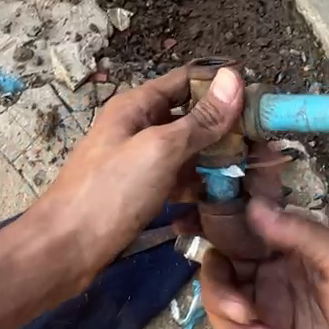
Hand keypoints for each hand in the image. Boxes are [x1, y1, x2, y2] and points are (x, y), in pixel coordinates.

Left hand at [26, 65, 243, 285]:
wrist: (63, 250)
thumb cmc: (110, 192)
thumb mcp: (160, 150)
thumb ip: (200, 119)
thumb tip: (234, 78)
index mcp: (137, 106)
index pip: (187, 81)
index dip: (222, 87)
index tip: (261, 101)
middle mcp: (138, 127)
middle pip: (190, 117)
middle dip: (225, 127)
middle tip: (266, 144)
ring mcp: (138, 161)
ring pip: (186, 151)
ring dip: (216, 159)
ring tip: (255, 172)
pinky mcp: (140, 192)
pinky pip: (177, 180)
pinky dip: (198, 185)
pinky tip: (225, 198)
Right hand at [201, 198, 328, 328]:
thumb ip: (300, 232)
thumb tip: (253, 206)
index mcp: (288, 243)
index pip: (236, 231)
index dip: (216, 241)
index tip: (216, 260)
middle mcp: (271, 271)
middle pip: (218, 274)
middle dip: (221, 297)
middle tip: (245, 315)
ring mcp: (269, 308)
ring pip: (223, 313)